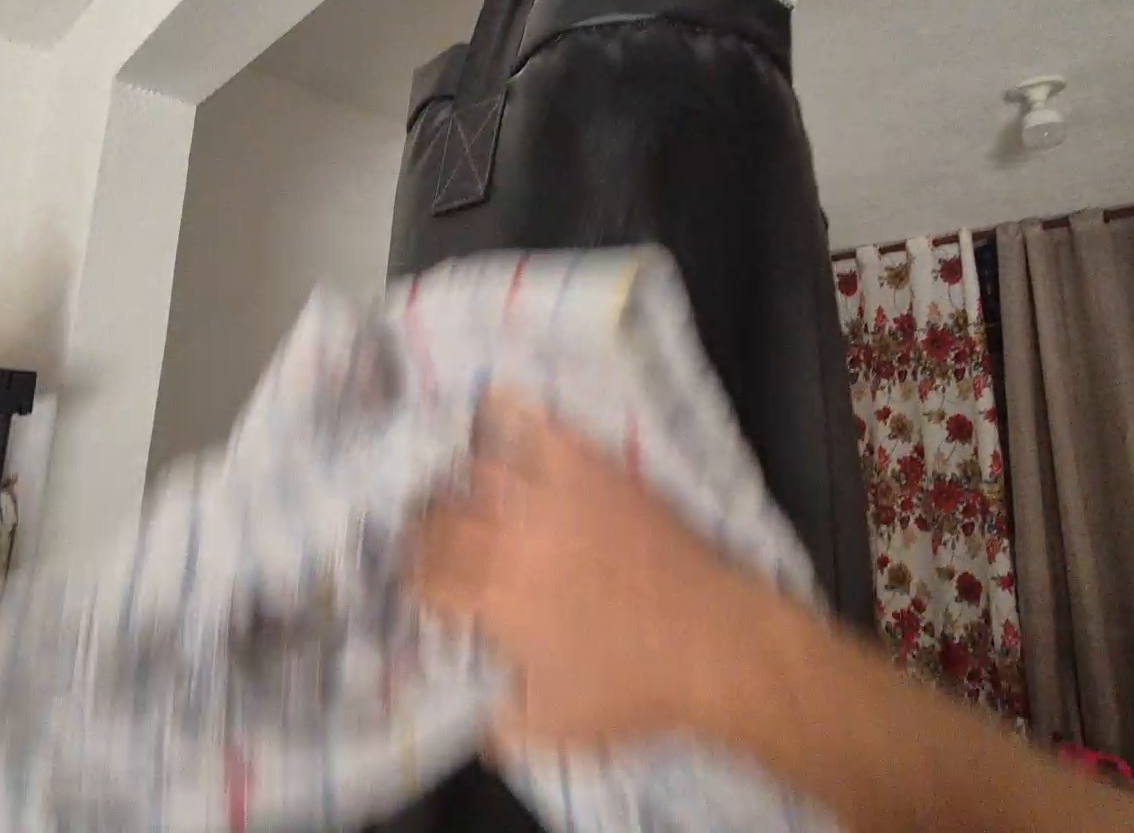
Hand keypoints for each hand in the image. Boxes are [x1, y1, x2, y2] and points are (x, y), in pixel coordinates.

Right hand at [409, 391, 795, 754]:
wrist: (715, 639)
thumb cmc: (638, 686)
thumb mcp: (561, 729)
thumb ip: (506, 726)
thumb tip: (481, 720)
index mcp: (497, 599)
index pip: (433, 576)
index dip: (417, 576)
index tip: (417, 576)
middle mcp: (513, 539)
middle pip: (444, 519)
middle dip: (423, 527)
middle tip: (425, 530)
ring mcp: (554, 498)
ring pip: (482, 472)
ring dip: (459, 480)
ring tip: (455, 481)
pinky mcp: (592, 471)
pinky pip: (544, 431)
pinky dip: (516, 414)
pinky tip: (497, 403)